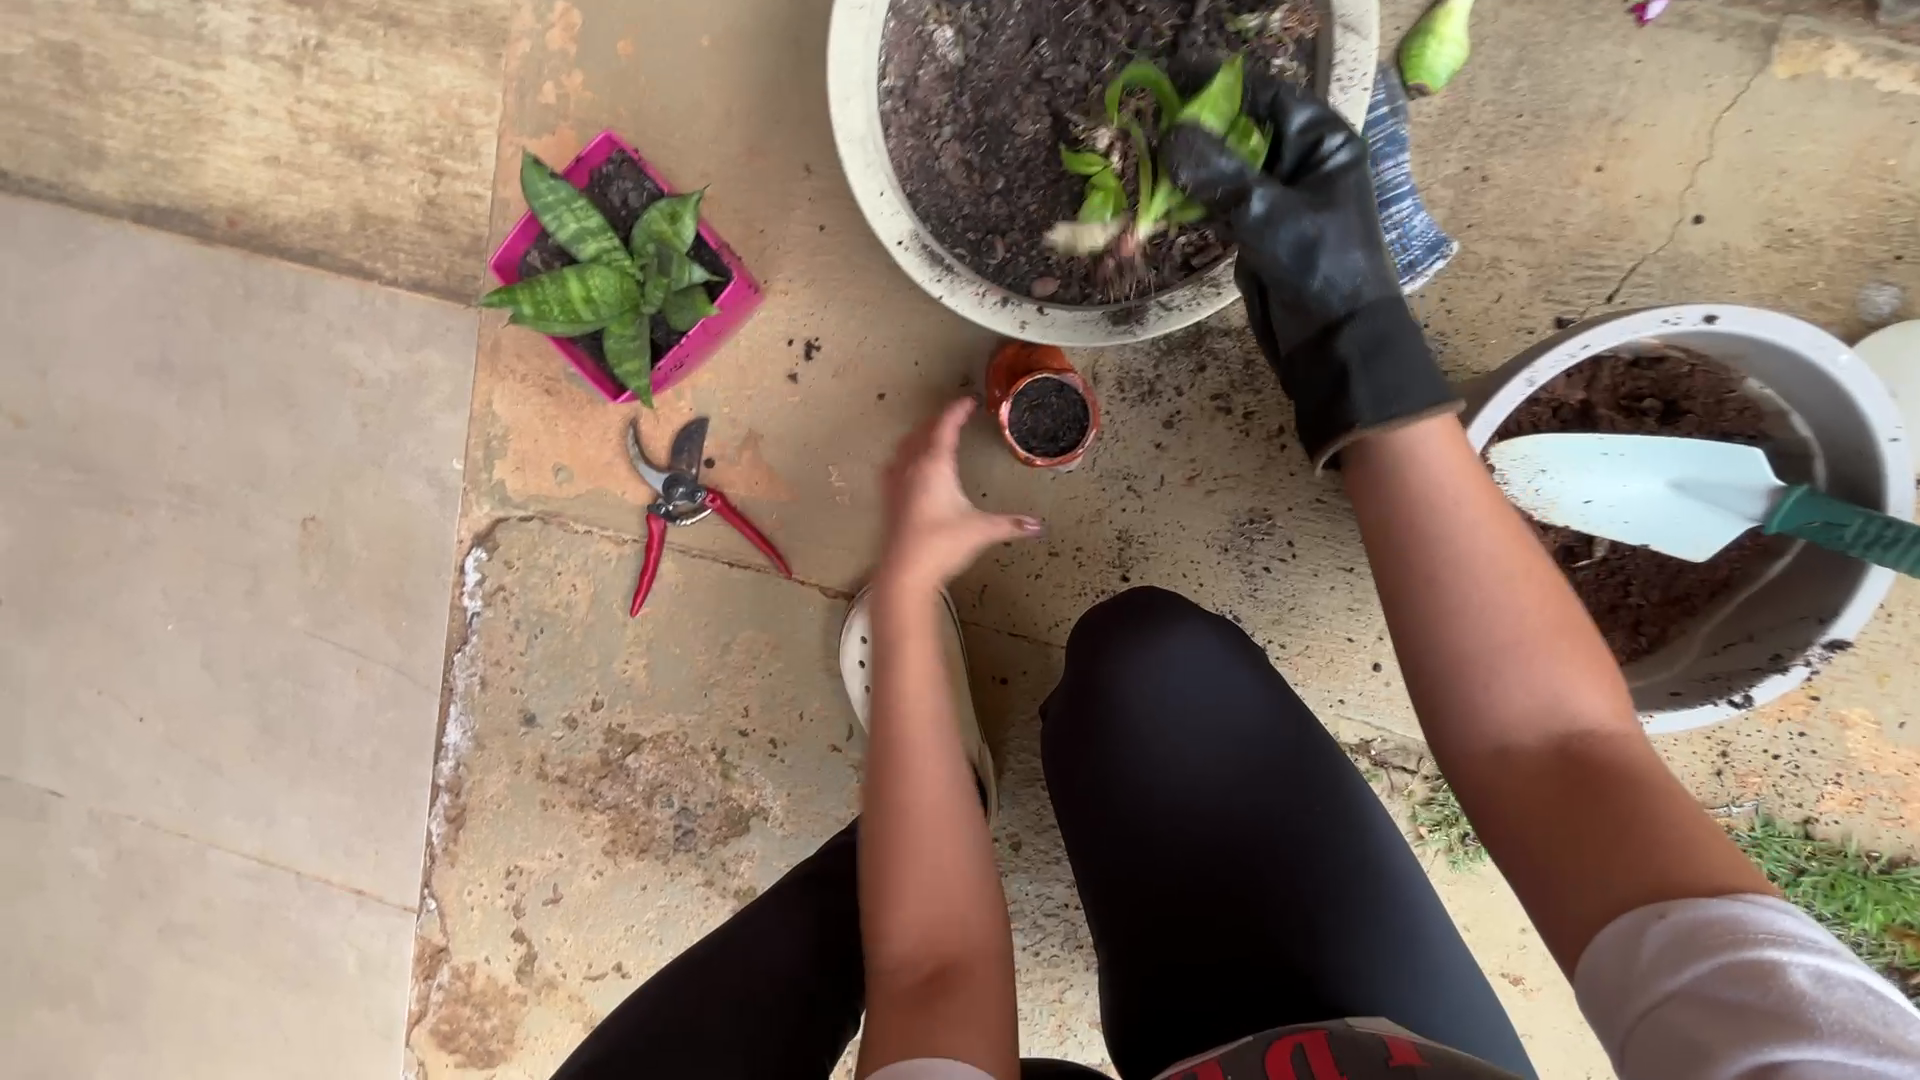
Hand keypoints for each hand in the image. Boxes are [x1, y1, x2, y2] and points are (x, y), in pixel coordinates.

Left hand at [876, 398, 1042, 592]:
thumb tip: (1037, 526)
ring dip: (918, 435)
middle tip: (952, 416)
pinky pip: (893, 465)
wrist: (904, 572)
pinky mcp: (886, 500)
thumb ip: (1010, 525)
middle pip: (922, 432)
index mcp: (934, 465)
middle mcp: (911, 468)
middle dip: (938, 420)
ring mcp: (895, 483)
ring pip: (904, 446)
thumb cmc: (940, 545)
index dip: (957, 411)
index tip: (967, 402)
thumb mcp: (981, 530)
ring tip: (929, 433)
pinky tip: (904, 464)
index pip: (945, 427)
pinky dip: (902, 455)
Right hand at [1164, 75, 1458, 469]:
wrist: (1334, 341)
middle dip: (1196, 129)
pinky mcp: (1256, 234)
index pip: (1265, 96)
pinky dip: (1191, 204)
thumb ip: (1219, 174)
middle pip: (1240, 132)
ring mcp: (1276, 200)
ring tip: (1145, 161)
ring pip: (1224, 171)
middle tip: (1148, 125)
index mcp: (1321, 143)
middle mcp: (1299, 164)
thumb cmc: (1320, 267)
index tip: (1169, 82)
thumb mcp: (1269, 214)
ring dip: (1187, 170)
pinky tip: (1161, 201)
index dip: (1218, 86)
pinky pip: (1218, 206)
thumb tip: (1169, 135)